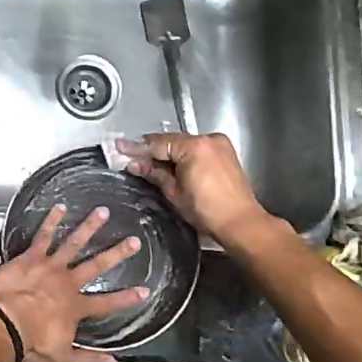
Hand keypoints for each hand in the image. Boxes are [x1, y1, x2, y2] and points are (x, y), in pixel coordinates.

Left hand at [0, 204, 146, 361]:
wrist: (3, 325)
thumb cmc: (31, 344)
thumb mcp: (64, 360)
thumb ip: (91, 361)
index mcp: (76, 307)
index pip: (107, 303)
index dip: (127, 298)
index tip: (145, 289)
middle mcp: (68, 282)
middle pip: (97, 266)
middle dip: (117, 253)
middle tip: (134, 240)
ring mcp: (50, 266)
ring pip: (74, 243)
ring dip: (89, 227)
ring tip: (103, 212)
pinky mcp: (31, 257)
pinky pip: (43, 236)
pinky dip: (52, 221)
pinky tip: (60, 207)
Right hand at [116, 132, 278, 243]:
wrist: (240, 222)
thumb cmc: (206, 211)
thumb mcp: (174, 193)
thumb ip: (154, 173)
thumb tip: (135, 164)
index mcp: (194, 147)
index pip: (158, 143)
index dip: (137, 147)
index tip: (120, 146)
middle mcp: (207, 139)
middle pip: (172, 141)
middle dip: (153, 150)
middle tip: (133, 157)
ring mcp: (219, 144)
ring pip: (185, 144)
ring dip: (169, 152)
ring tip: (151, 163)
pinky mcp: (225, 152)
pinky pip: (198, 148)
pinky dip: (185, 155)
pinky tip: (174, 164)